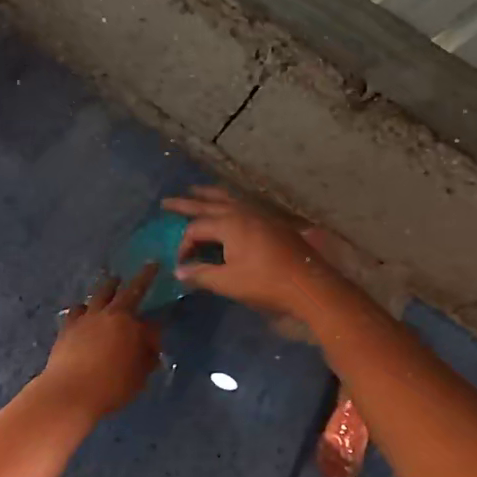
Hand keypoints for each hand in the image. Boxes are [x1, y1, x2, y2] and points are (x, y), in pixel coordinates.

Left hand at [38, 264, 161, 419]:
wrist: (70, 391)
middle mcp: (107, 313)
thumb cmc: (112, 386)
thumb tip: (152, 337)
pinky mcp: (67, 328)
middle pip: (124, 291)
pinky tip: (84, 310)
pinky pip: (77, 310)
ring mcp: (85, 318)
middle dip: (137, 278)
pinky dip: (84, 307)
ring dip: (108, 287)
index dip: (152, 287)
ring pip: (98, 294)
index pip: (145, 299)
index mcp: (128, 321)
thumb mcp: (140, 373)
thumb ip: (148, 352)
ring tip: (112, 282)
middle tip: (145, 268)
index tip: (156, 270)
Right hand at [162, 186, 339, 317]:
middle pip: (208, 203)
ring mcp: (260, 213)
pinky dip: (228, 201)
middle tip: (167, 201)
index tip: (181, 264)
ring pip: (228, 198)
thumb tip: (179, 271)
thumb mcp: (228, 282)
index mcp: (228, 224)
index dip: (184, 245)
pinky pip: (243, 203)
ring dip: (209, 195)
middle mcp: (242, 212)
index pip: (196, 229)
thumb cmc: (266, 283)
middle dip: (186, 203)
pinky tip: (228, 206)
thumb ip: (201, 275)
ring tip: (195, 191)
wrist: (309, 285)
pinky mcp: (272, 221)